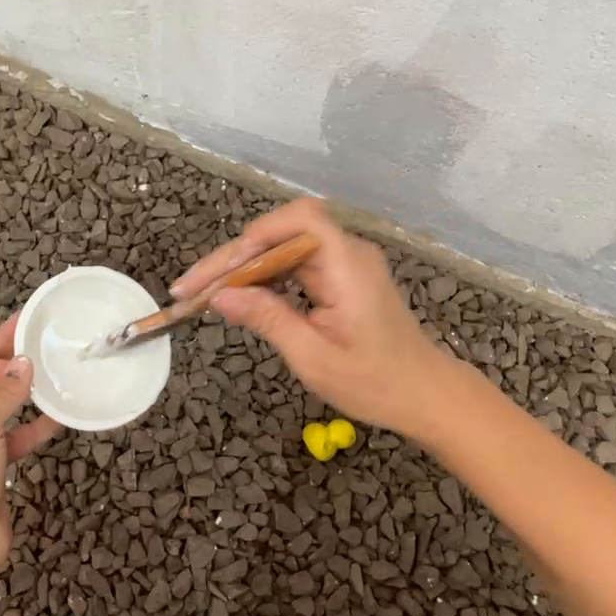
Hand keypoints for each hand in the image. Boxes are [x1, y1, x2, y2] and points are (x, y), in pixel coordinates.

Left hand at [0, 314, 61, 585]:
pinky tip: (58, 417)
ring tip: (53, 372)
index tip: (19, 365)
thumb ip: (3, 394)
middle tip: (38, 335)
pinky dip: (33, 425)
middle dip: (7, 360)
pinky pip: (14, 433)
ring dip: (23, 391)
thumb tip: (23, 362)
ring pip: (0, 405)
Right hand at [173, 198, 467, 439]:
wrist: (425, 396)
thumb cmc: (376, 382)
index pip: (301, 219)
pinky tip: (237, 298)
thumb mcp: (314, 357)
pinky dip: (261, 279)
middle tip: (190, 289)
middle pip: (281, 234)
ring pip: (280, 249)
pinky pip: (291, 266)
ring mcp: (343, 264)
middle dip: (233, 259)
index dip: (258, 232)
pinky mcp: (338, 278)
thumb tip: (220, 296)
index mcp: (348, 266)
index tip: (223, 269)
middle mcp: (346, 253)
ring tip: (203, 294)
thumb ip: (268, 319)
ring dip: (241, 269)